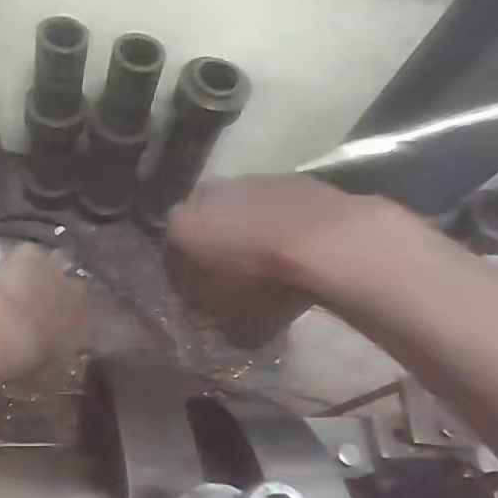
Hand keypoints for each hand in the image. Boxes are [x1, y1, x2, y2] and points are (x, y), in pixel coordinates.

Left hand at [0, 244, 86, 375]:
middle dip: (50, 297)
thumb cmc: (33, 361)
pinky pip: (24, 257)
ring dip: (32, 280)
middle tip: (27, 312)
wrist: (7, 334)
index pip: (79, 314)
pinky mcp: (29, 254)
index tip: (46, 329)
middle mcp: (75, 289)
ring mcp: (53, 267)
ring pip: (45, 269)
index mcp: (83, 319)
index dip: (62, 319)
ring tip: (10, 295)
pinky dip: (13, 267)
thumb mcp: (51, 373)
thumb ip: (55, 365)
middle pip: (64, 288)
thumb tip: (50, 366)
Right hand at [166, 175, 360, 340]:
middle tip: (232, 279)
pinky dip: (277, 224)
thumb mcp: (228, 319)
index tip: (201, 300)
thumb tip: (211, 314)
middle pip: (203, 228)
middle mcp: (205, 195)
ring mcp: (248, 181)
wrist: (326, 243)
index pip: (171, 258)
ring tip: (267, 263)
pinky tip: (294, 248)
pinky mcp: (287, 178)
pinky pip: (273, 208)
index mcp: (180, 227)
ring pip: (238, 212)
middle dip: (213, 251)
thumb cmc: (262, 285)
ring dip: (245, 233)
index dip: (186, 282)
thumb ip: (209, 314)